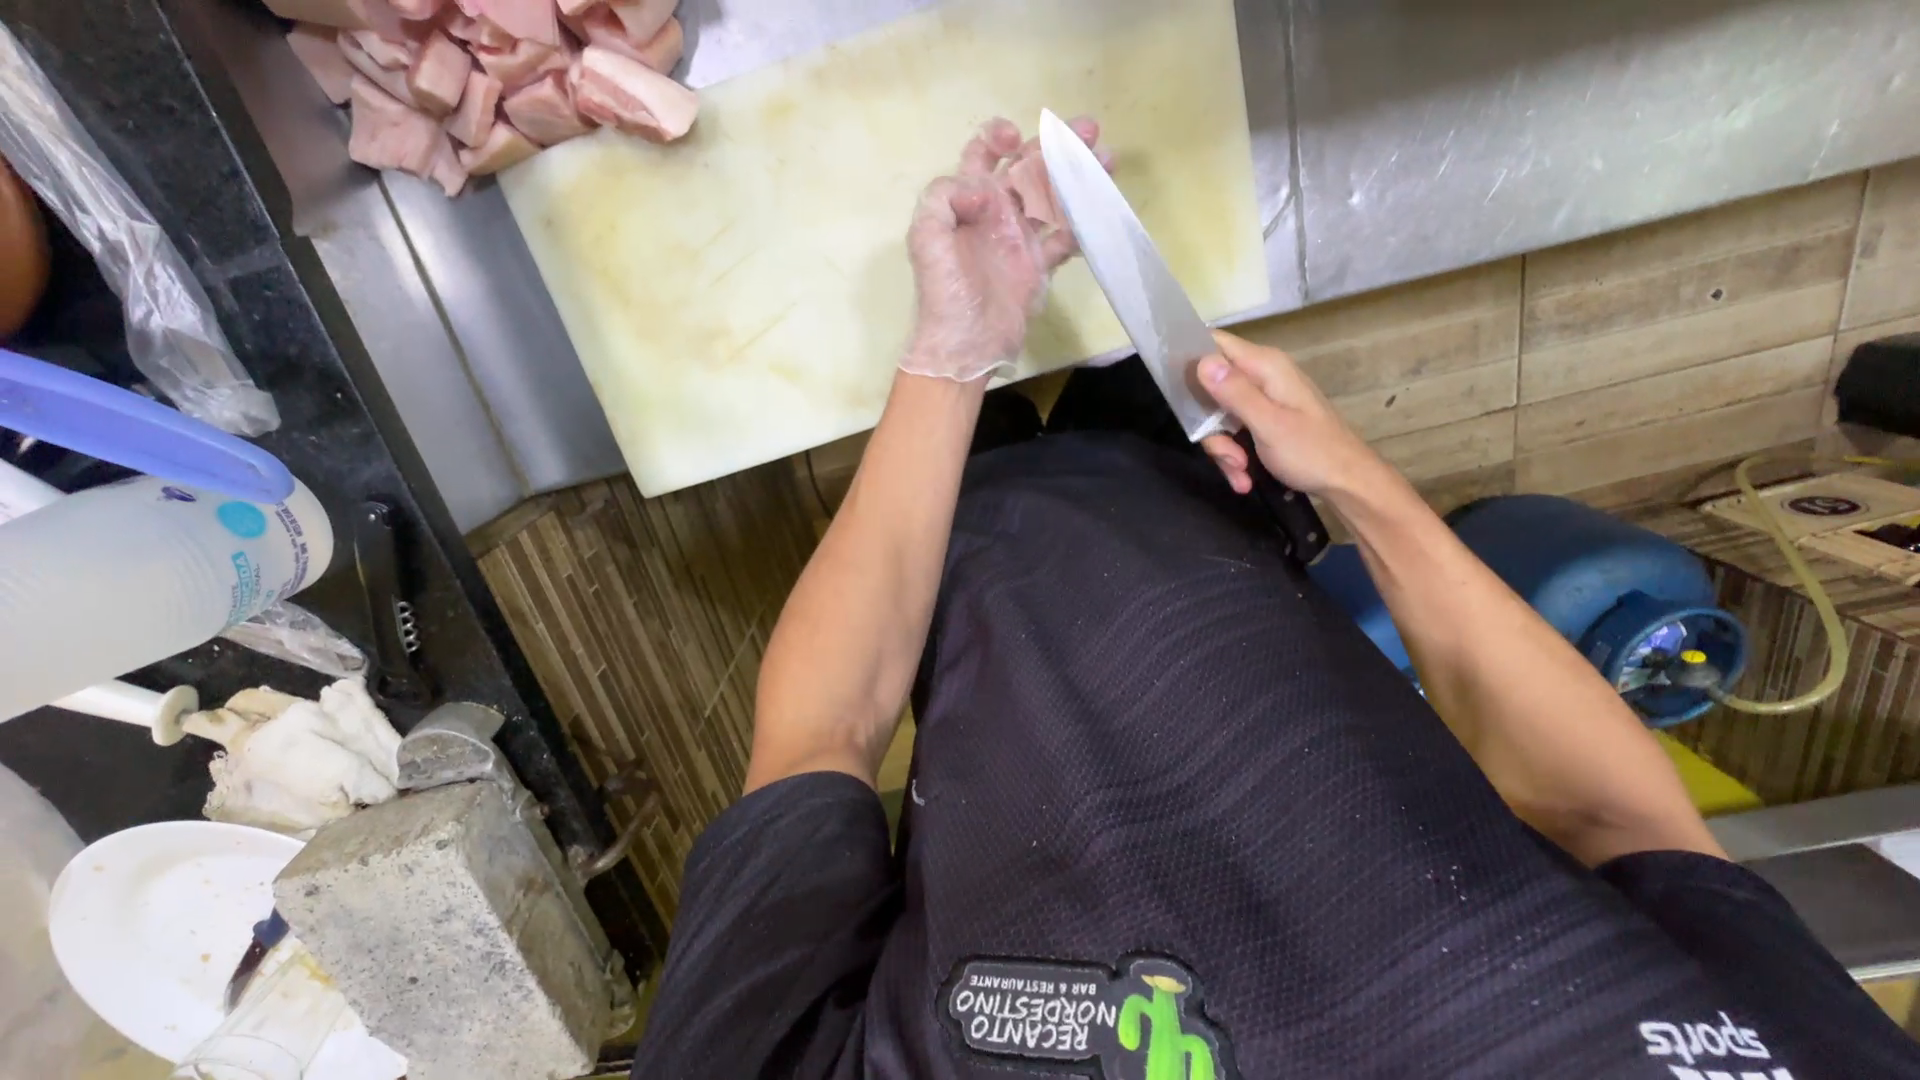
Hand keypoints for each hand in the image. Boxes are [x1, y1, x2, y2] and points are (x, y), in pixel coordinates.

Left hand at [900, 117, 1104, 382]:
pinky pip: (1065, 238)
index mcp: (967, 202)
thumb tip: (983, 189)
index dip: (997, 137)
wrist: (965, 344)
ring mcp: (1020, 239)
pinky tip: (1101, 209)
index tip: (1016, 141)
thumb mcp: (925, 239)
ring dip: (1078, 176)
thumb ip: (943, 199)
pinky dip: (1083, 224)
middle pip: (1029, 168)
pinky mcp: (1039, 265)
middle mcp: (996, 214)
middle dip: (1055, 146)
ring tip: (1106, 159)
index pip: (981, 155)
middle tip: (1088, 130)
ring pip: (1053, 197)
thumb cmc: (943, 292)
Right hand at [1197, 331, 1391, 498]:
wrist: (1347, 483)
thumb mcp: (1269, 425)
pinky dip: (1235, 456)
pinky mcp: (1264, 420)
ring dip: (1224, 448)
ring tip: (1241, 472)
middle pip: (1211, 388)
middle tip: (1228, 454)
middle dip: (1210, 426)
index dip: (1190, 361)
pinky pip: (1234, 432)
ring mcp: (1263, 399)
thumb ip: (1235, 393)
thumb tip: (1202, 361)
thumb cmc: (1312, 452)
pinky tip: (1244, 476)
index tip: (1176, 393)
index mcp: (1265, 366)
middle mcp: (1262, 376)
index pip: (1214, 343)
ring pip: (1219, 416)